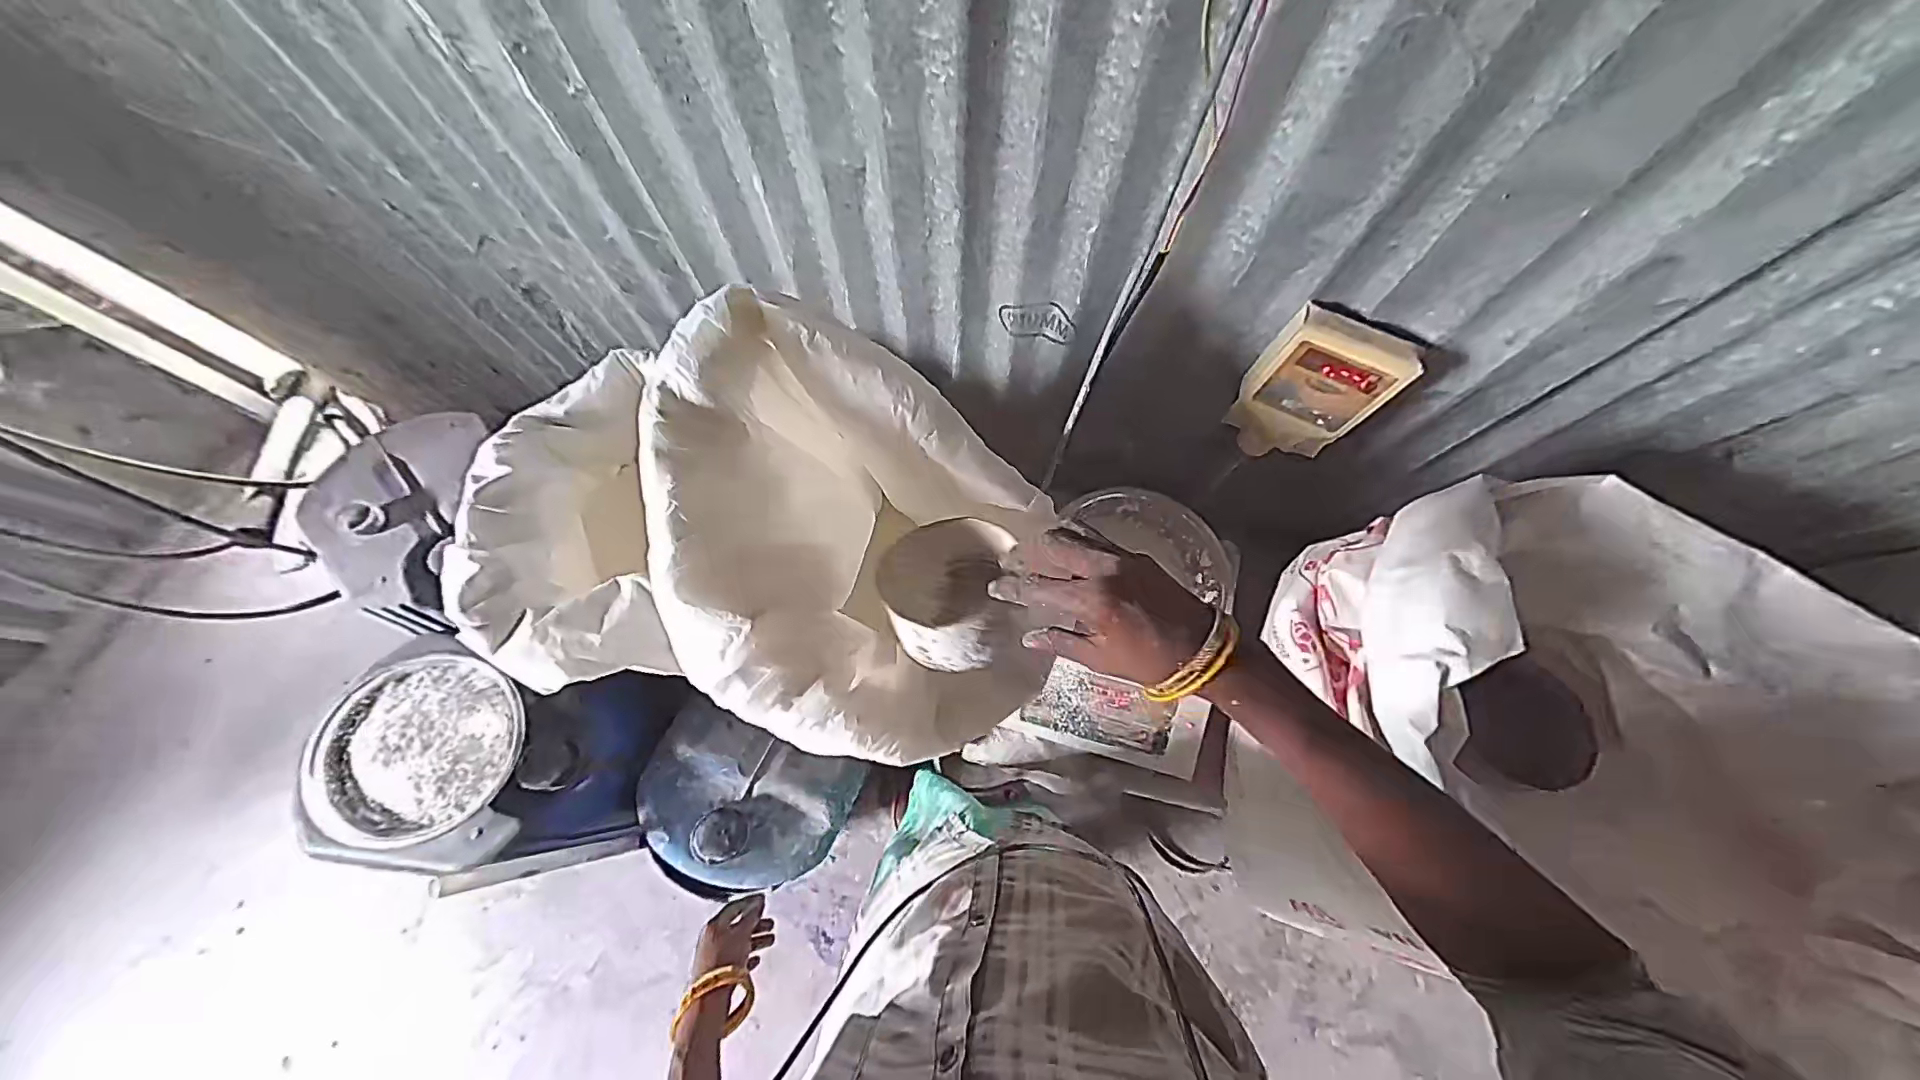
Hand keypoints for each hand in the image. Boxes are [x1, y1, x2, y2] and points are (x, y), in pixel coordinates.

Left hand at [690, 893, 774, 981]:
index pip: (734, 907)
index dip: (750, 902)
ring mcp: (713, 957)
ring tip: (770, 939)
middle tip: (770, 922)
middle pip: (737, 925)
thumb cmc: (724, 963)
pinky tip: (756, 959)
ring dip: (755, 939)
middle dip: (755, 923)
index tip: (762, 900)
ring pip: (738, 942)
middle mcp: (711, 939)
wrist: (710, 999)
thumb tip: (758, 902)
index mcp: (714, 925)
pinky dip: (747, 956)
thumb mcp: (742, 933)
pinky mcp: (717, 973)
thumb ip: (751, 916)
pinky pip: (735, 960)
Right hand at [989, 527, 1216, 687]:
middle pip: (1056, 546)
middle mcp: (1103, 571)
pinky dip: (1080, 539)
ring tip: (1039, 548)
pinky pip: (1100, 540)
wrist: (1203, 649)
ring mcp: (1122, 559)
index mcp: (1092, 601)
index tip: (998, 587)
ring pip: (1078, 534)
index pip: (1040, 587)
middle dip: (1030, 553)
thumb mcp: (1100, 659)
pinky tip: (1072, 546)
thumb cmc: (1149, 661)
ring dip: (1055, 539)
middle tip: (1015, 560)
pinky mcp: (1137, 556)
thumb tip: (1031, 637)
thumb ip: (1062, 642)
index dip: (1014, 587)